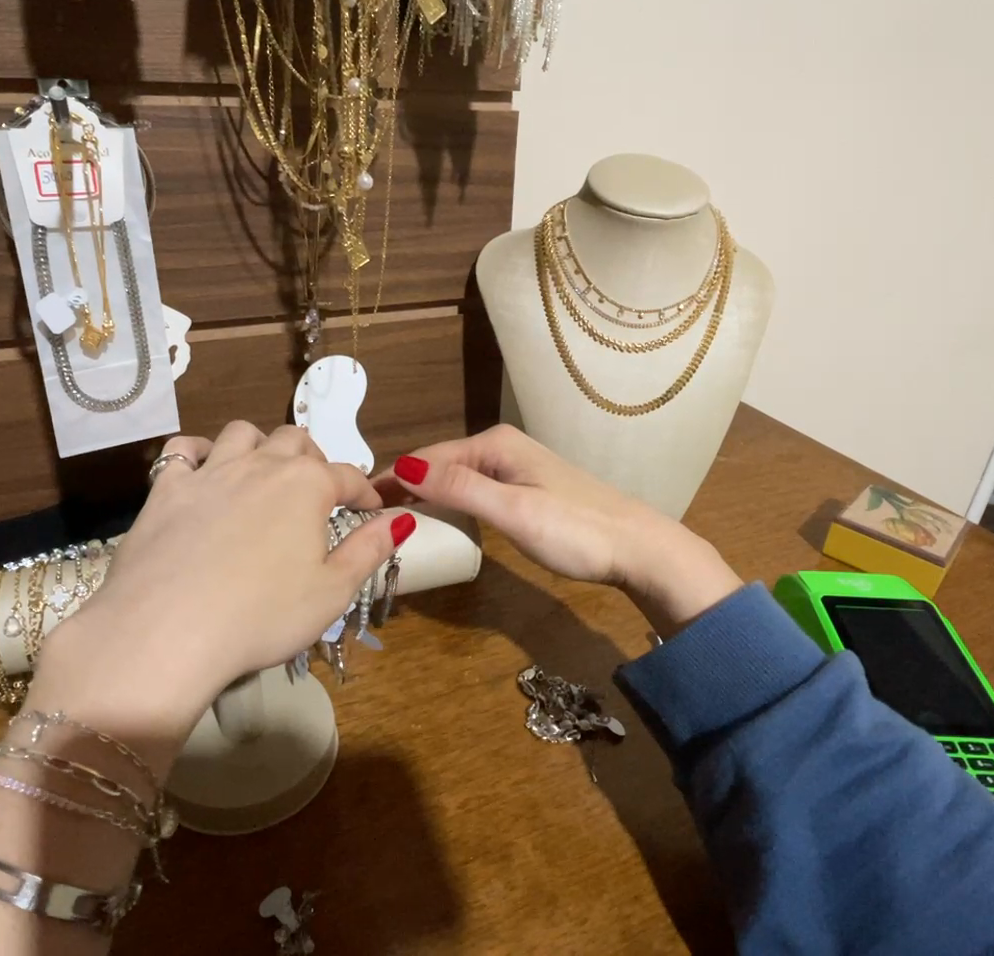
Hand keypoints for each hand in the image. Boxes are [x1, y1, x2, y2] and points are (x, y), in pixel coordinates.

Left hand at [28, 422, 412, 742]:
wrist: (167, 631)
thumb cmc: (263, 616)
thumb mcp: (332, 592)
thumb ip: (369, 550)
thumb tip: (399, 520)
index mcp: (307, 486)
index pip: (347, 476)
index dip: (364, 491)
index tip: (371, 508)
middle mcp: (261, 466)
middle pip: (295, 440)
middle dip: (314, 458)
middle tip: (318, 489)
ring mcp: (210, 473)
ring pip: (243, 433)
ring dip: (261, 445)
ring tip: (264, 472)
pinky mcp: (166, 490)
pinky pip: (183, 450)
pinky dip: (199, 453)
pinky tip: (202, 470)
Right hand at [374, 424, 739, 634]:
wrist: (639, 548)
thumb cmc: (576, 530)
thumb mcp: (514, 511)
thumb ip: (459, 489)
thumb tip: (402, 468)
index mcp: (494, 445)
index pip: (426, 459)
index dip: (389, 481)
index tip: (354, 506)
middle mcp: (502, 448)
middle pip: (437, 466)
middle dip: (402, 488)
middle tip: (366, 519)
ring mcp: (515, 468)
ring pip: (454, 479)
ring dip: (423, 497)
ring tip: (392, 523)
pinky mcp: (526, 489)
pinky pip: (473, 490)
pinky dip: (448, 504)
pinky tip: (439, 521)